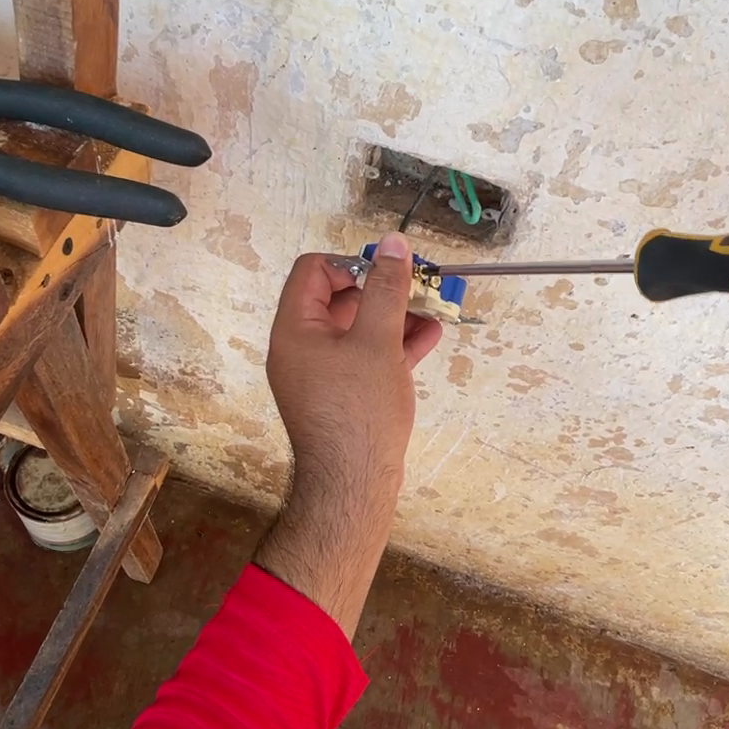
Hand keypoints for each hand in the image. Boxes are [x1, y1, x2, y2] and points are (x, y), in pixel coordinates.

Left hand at [256, 233, 442, 634]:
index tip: (389, 269)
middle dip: (381, 290)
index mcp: (295, 329)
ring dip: (393, 316)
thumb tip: (393, 243)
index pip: (313, 272)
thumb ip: (387, 289)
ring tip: (433, 309)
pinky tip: (429, 337)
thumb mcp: (378, 340)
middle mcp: (301, 349)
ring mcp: (321, 375)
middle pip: (339, 299)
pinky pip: (364, 359)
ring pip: (357, 330)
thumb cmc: (360, 409)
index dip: (351, 263)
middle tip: (419, 285)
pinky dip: (392, 345)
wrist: (354, 485)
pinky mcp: (341, 396)